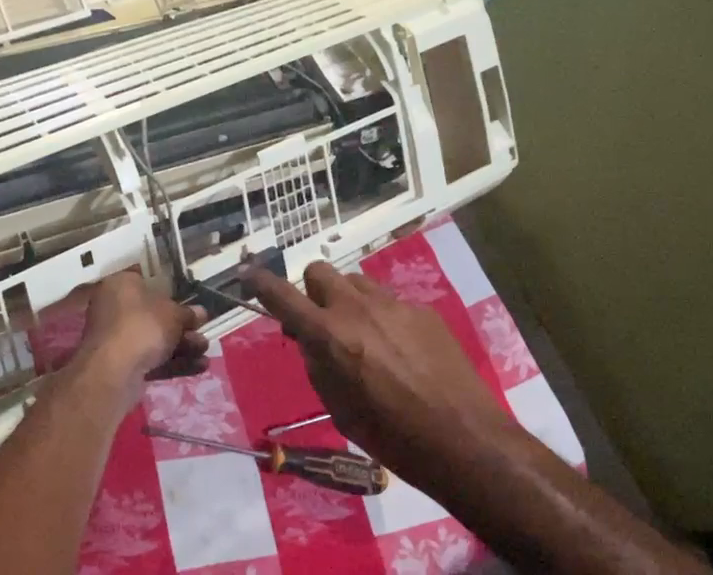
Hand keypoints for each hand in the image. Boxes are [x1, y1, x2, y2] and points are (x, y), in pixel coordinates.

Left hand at [76, 271, 206, 392]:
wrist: (114, 370)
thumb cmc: (143, 326)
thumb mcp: (174, 314)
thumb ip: (188, 313)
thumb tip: (200, 312)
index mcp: (120, 284)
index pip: (146, 280)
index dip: (170, 290)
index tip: (190, 301)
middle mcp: (113, 306)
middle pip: (152, 313)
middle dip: (181, 326)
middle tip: (202, 331)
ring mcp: (114, 336)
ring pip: (152, 338)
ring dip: (181, 345)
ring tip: (205, 351)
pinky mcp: (119, 363)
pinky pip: (149, 358)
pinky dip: (171, 362)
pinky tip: (199, 367)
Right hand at [245, 262, 515, 493]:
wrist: (464, 441)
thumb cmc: (392, 437)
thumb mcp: (338, 408)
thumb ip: (318, 365)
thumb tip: (311, 343)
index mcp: (329, 335)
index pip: (281, 296)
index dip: (260, 283)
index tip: (248, 275)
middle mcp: (356, 309)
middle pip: (319, 271)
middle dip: (313, 292)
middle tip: (323, 322)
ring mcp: (393, 305)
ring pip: (356, 283)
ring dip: (349, 302)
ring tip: (365, 336)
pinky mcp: (422, 311)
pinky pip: (390, 302)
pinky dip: (384, 319)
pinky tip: (403, 353)